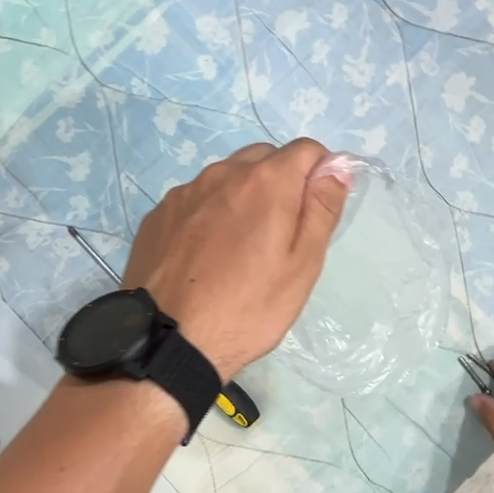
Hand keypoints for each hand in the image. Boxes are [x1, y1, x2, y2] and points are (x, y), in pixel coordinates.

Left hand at [122, 139, 349, 379]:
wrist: (170, 341)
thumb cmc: (248, 309)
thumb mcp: (302, 265)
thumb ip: (322, 207)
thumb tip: (336, 167)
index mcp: (265, 181)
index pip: (306, 150)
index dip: (319, 174)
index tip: (315, 211)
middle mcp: (221, 174)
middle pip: (263, 158)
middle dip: (280, 183)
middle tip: (278, 235)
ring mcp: (183, 194)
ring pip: (225, 179)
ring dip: (241, 198)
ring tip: (238, 249)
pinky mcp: (157, 216)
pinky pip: (194, 202)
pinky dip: (207, 216)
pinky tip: (203, 256)